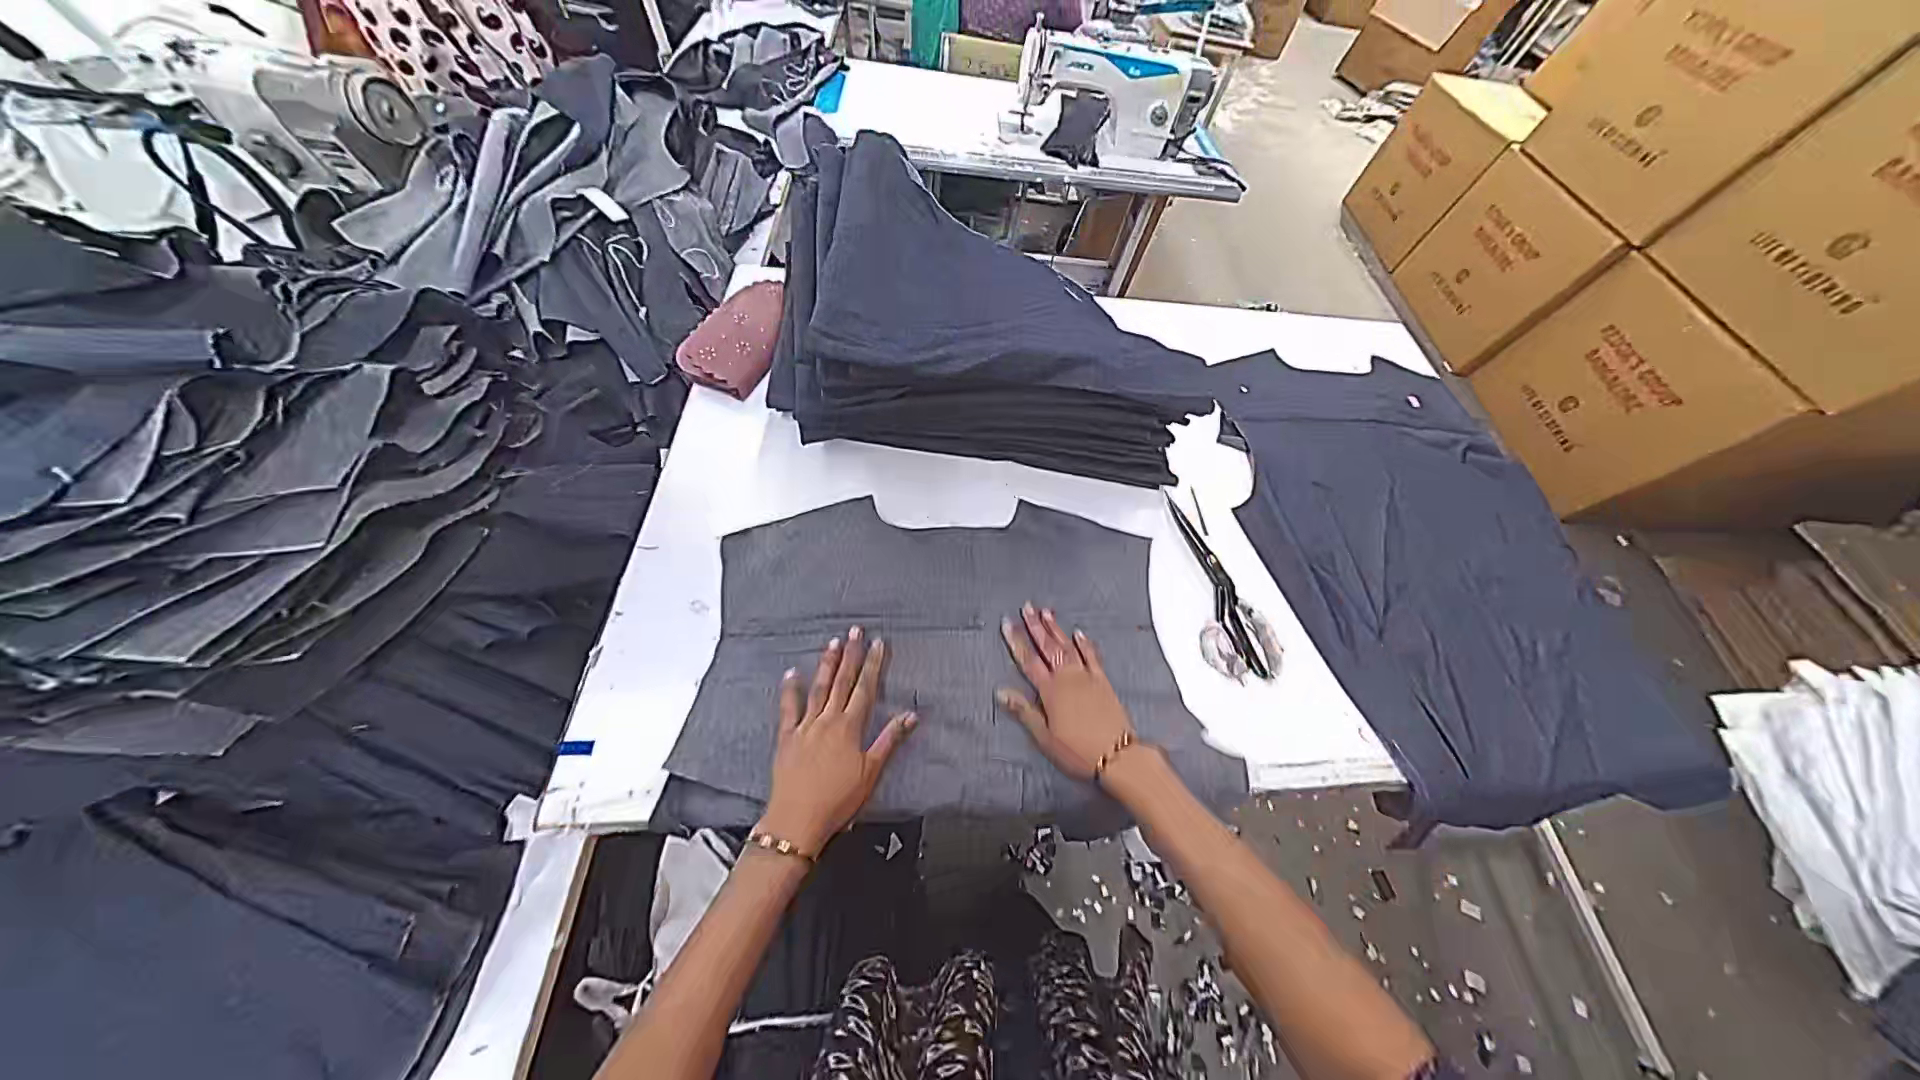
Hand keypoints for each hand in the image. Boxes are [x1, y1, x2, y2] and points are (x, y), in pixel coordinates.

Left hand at [759, 627, 916, 855]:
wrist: (798, 819)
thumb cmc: (838, 800)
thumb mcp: (871, 772)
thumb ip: (890, 740)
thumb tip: (910, 715)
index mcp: (850, 727)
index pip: (865, 688)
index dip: (873, 664)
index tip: (877, 644)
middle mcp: (827, 721)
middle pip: (842, 681)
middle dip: (851, 654)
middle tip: (854, 631)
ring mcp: (805, 727)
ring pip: (818, 688)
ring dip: (826, 664)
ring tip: (832, 643)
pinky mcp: (787, 738)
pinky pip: (789, 708)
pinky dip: (790, 689)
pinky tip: (792, 673)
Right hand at [997, 604, 1134, 780]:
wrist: (1118, 755)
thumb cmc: (1077, 750)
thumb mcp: (1044, 736)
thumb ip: (1023, 710)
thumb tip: (1000, 691)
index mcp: (1050, 690)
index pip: (1028, 660)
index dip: (1016, 641)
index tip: (1007, 623)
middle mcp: (1067, 678)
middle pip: (1048, 647)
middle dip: (1035, 626)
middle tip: (1026, 607)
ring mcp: (1086, 677)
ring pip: (1067, 646)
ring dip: (1056, 629)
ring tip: (1046, 612)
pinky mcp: (1103, 682)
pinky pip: (1092, 656)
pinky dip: (1084, 643)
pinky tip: (1078, 633)